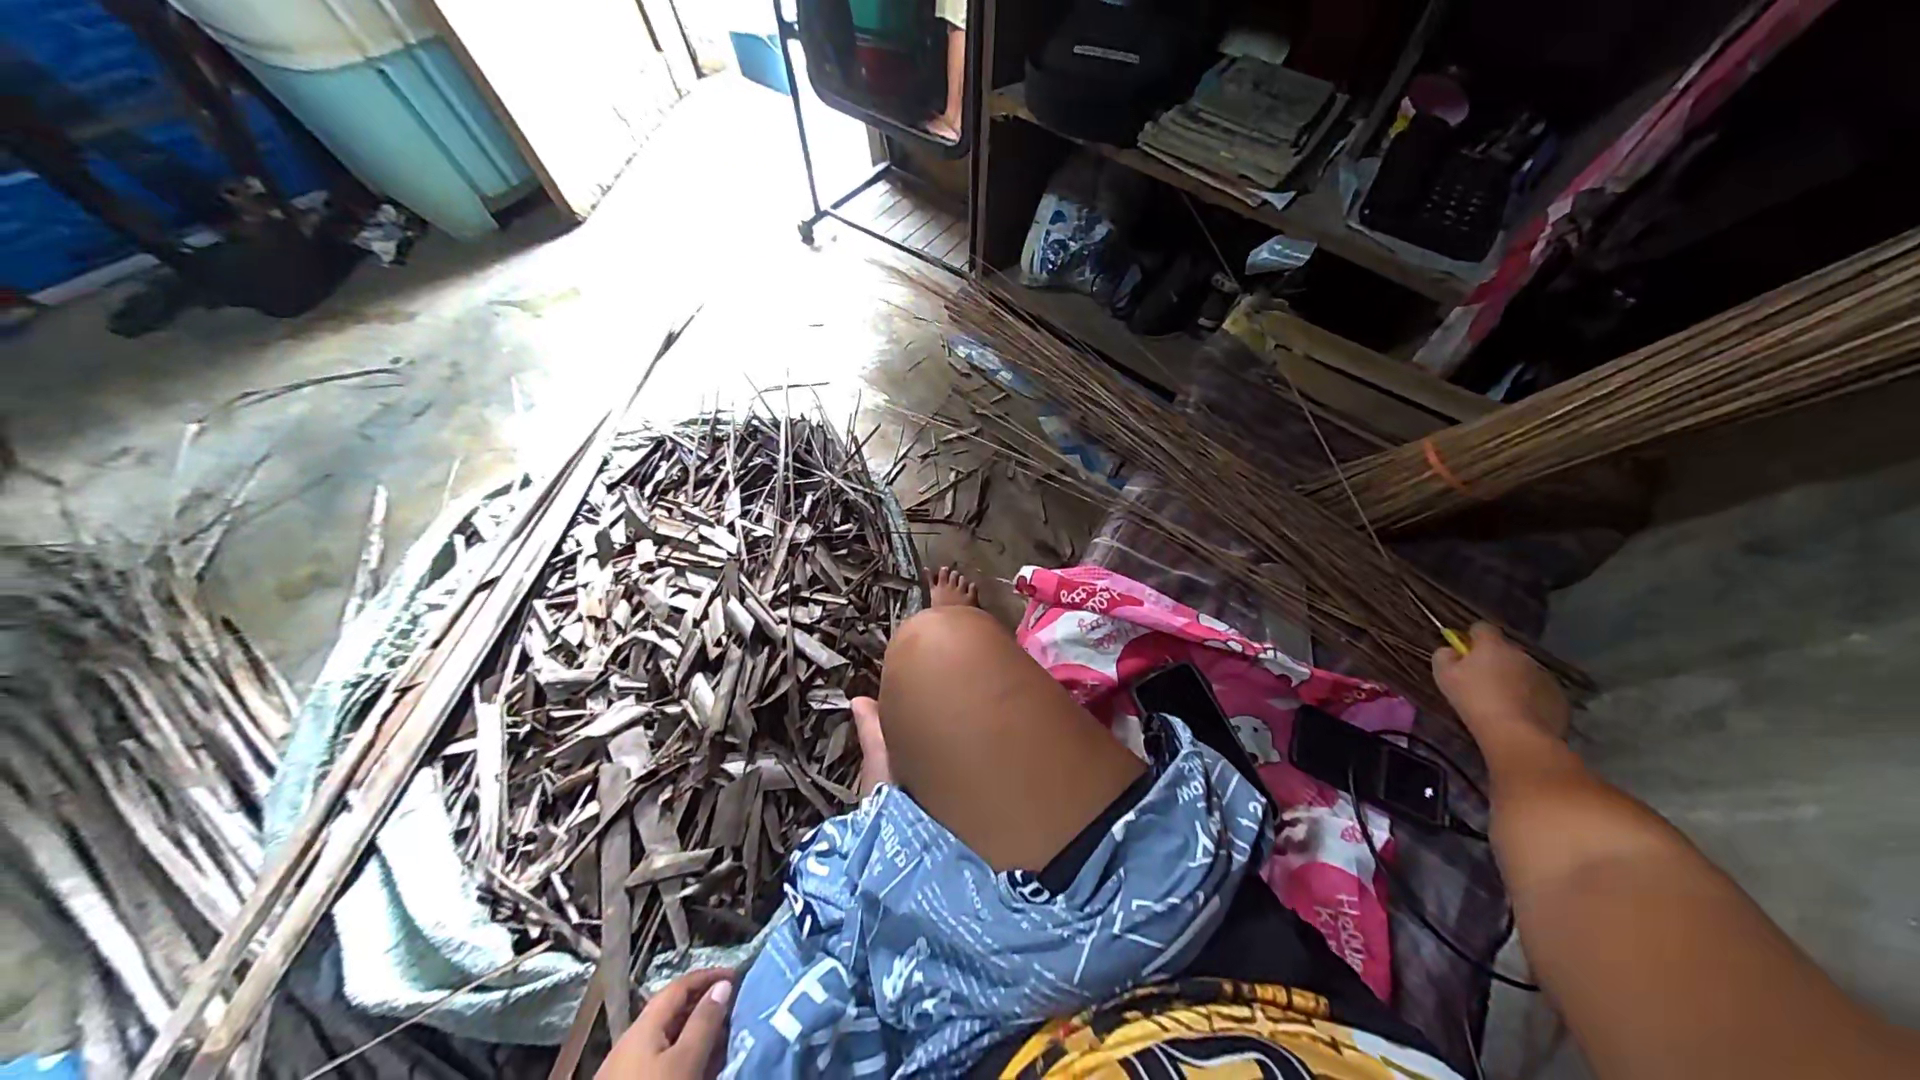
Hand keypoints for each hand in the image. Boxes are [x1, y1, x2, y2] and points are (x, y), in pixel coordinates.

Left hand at [596, 969, 733, 1079]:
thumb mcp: (685, 1062)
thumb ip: (704, 1023)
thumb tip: (722, 986)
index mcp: (643, 1028)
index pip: (679, 986)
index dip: (708, 976)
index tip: (737, 977)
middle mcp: (633, 1042)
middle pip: (672, 1011)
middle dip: (705, 1004)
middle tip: (736, 1007)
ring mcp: (629, 1070)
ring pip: (669, 1038)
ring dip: (698, 1032)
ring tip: (726, 1037)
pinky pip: (664, 1061)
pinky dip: (687, 1055)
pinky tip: (703, 1069)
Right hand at [1432, 622, 1569, 739]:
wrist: (1515, 733)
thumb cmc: (1473, 699)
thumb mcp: (1443, 675)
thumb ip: (1444, 656)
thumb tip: (1452, 651)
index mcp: (1493, 646)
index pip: (1482, 628)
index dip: (1472, 638)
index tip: (1465, 653)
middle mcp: (1522, 655)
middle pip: (1505, 651)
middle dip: (1494, 661)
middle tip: (1480, 682)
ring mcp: (1544, 676)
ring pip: (1524, 671)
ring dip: (1513, 679)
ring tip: (1502, 702)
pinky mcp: (1559, 697)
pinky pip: (1540, 691)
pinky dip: (1530, 698)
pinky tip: (1520, 713)